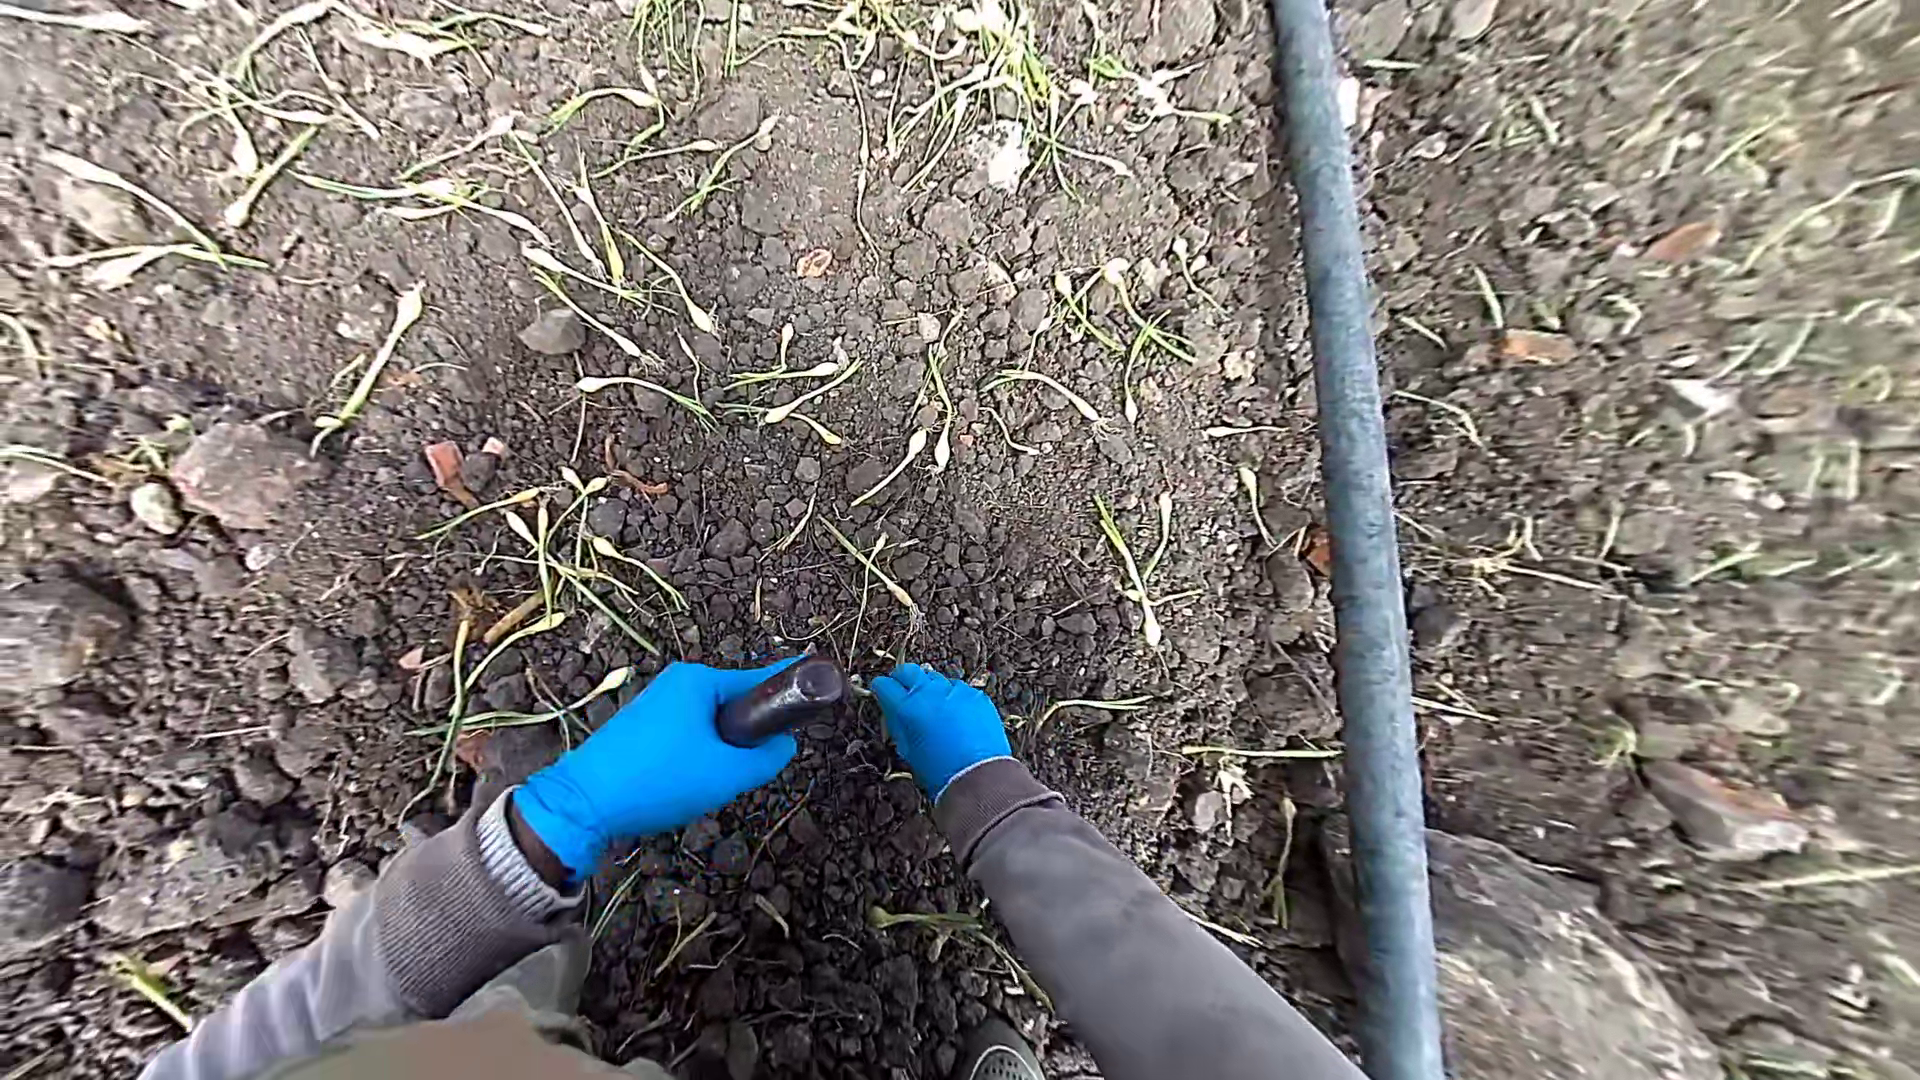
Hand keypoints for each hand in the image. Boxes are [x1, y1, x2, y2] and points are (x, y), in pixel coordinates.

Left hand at [515, 658, 799, 880]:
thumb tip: (786, 745)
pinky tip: (689, 781)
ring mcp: (655, 704)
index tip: (817, 690)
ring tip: (715, 779)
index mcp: (698, 680)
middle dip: (748, 732)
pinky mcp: (640, 728)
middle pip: (735, 703)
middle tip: (751, 763)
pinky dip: (699, 753)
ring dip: (722, 747)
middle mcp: (677, 683)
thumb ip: (768, 757)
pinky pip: (688, 733)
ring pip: (711, 723)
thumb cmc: (658, 779)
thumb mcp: (727, 773)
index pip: (759, 679)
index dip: (788, 690)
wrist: (577, 809)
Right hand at [872, 663, 1011, 800]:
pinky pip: (958, 689)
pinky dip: (953, 698)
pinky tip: (957, 717)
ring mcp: (955, 691)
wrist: (979, 777)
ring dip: (930, 689)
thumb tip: (893, 711)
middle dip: (902, 679)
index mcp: (908, 708)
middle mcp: (931, 693)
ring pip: (935, 678)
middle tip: (904, 693)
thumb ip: (898, 725)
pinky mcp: (975, 695)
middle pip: (908, 671)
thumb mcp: (907, 751)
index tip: (883, 693)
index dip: (881, 689)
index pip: (884, 685)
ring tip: (935, 710)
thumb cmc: (941, 772)